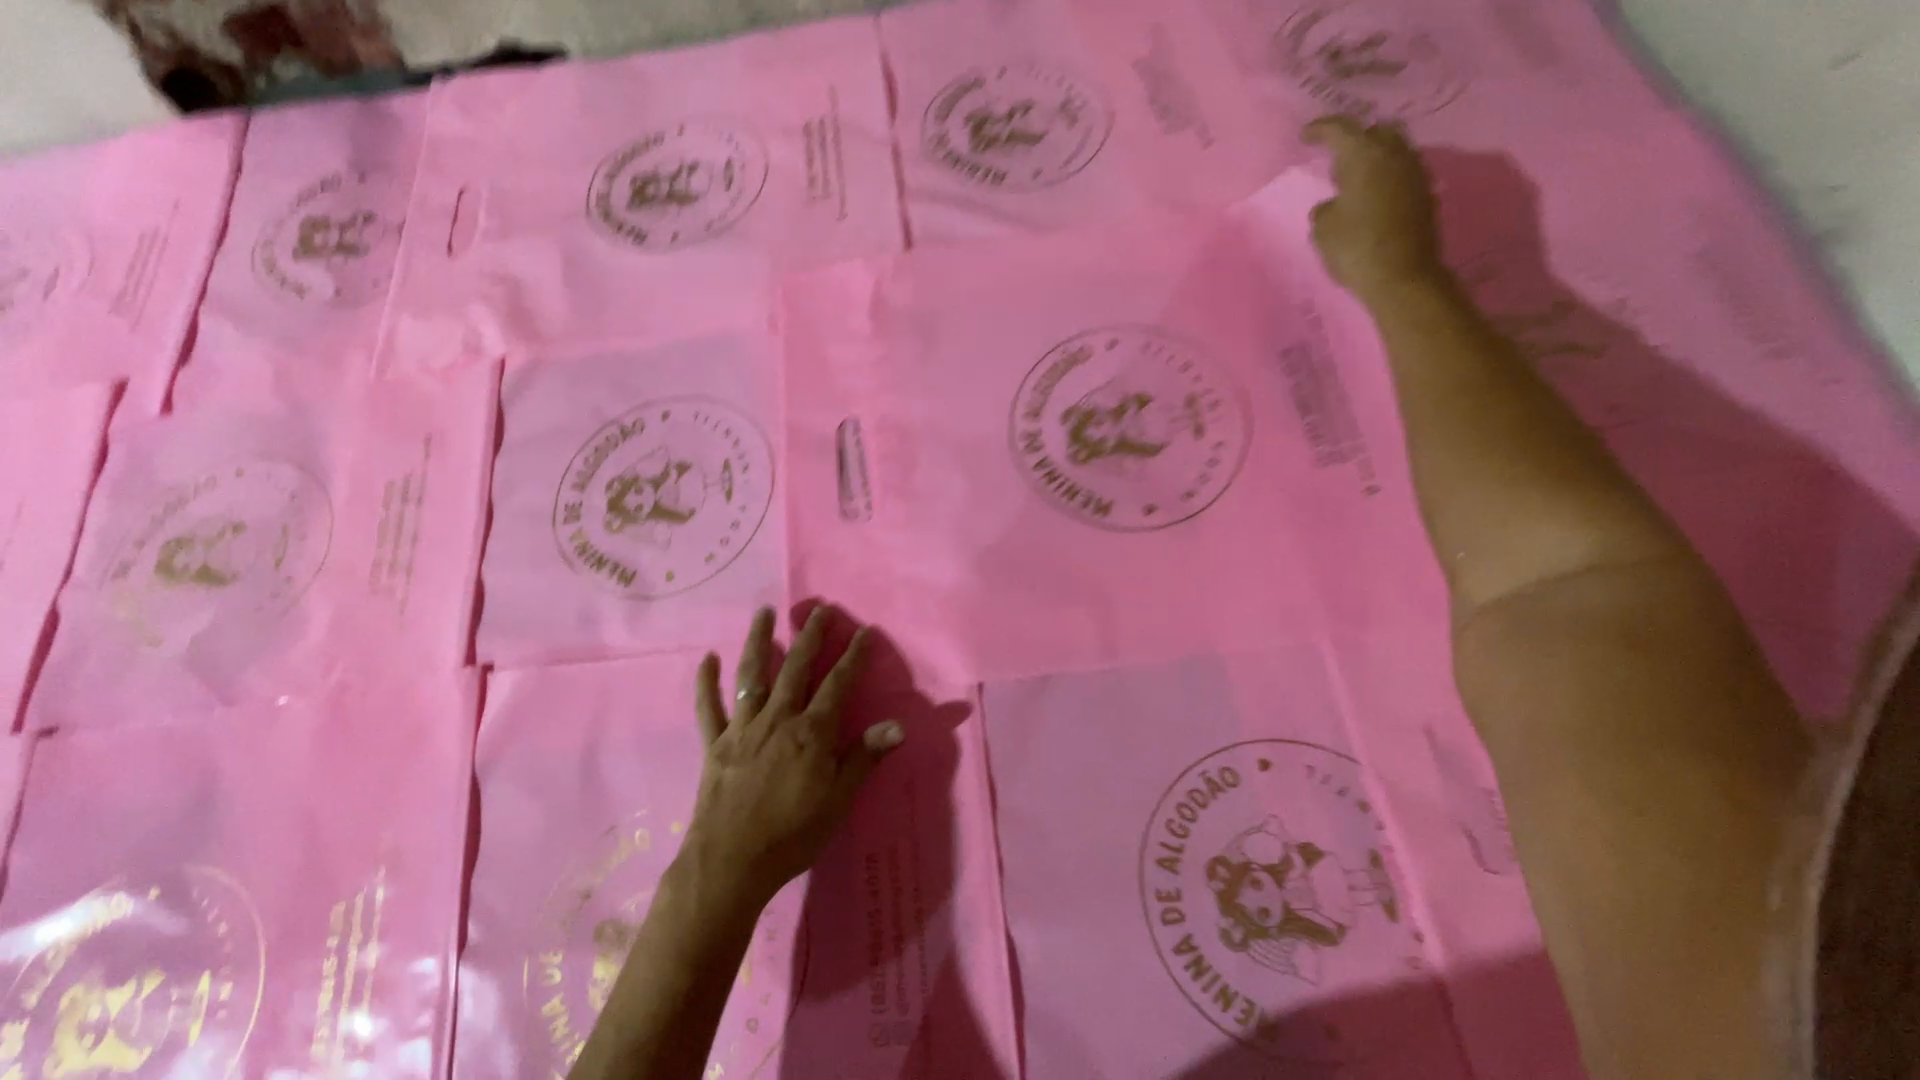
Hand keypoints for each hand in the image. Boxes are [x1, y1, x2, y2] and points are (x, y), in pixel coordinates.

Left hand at [681, 606, 902, 909]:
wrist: (731, 862)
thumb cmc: (793, 834)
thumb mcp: (839, 800)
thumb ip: (864, 757)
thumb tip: (898, 724)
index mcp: (812, 732)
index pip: (839, 684)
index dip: (854, 656)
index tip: (865, 631)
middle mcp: (778, 719)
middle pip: (796, 668)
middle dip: (811, 636)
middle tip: (820, 608)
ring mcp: (742, 729)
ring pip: (751, 676)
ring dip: (758, 641)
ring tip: (764, 612)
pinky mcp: (714, 745)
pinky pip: (708, 708)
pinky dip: (707, 682)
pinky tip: (707, 659)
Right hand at [1303, 116, 1449, 302]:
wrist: (1402, 277)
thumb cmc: (1355, 247)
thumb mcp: (1322, 229)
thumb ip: (1326, 209)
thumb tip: (1334, 205)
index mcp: (1364, 155)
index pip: (1340, 129)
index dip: (1320, 129)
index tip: (1306, 136)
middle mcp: (1395, 154)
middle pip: (1375, 131)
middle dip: (1355, 139)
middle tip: (1336, 158)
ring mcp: (1415, 173)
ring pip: (1393, 151)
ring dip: (1373, 159)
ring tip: (1354, 178)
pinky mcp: (1425, 194)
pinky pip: (1401, 173)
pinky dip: (1385, 177)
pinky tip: (1372, 195)